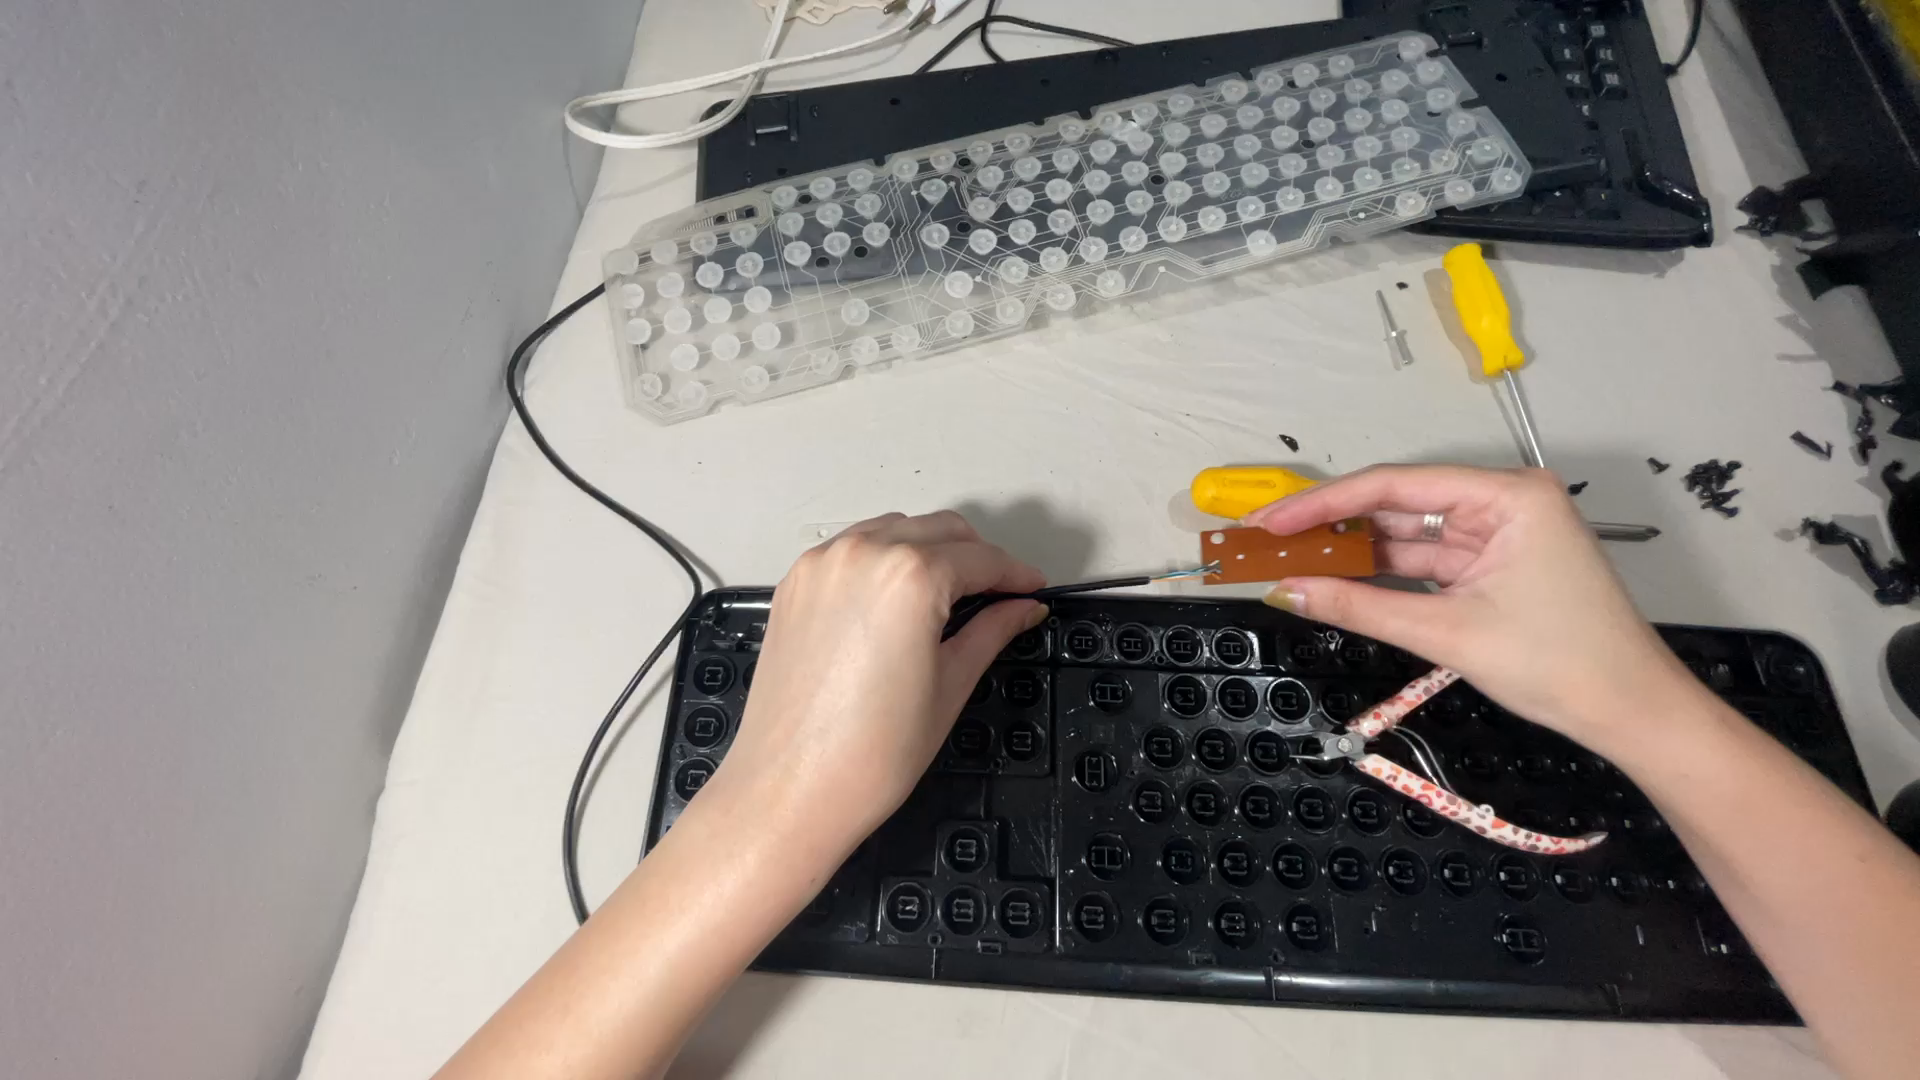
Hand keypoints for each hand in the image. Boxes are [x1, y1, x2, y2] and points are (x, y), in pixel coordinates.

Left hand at [707, 511, 1046, 860]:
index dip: (1016, 574)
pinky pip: (854, 547)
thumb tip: (1024, 607)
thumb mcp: (950, 685)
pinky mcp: (796, 582)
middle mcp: (863, 554)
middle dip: (978, 556)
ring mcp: (823, 564)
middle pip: (942, 530)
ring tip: (951, 594)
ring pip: (896, 529)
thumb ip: (993, 631)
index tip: (1032, 588)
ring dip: (931, 549)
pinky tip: (897, 596)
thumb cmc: (870, 753)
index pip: (982, 559)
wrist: (789, 790)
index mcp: (909, 577)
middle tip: (999, 594)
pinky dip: (885, 557)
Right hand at [1245, 465, 1693, 753]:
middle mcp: (1498, 502)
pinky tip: (1331, 576)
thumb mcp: (1444, 632)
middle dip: (1328, 523)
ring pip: (1400, 533)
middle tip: (1265, 537)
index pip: (1392, 485)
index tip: (1266, 522)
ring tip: (1286, 557)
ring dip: (1346, 549)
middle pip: (1393, 504)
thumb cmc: (1556, 663)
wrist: (1634, 717)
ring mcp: (1492, 534)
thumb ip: (1355, 605)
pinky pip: (1417, 560)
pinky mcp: (1486, 565)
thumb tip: (1279, 590)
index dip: (1320, 503)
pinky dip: (1375, 572)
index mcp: (1505, 496)